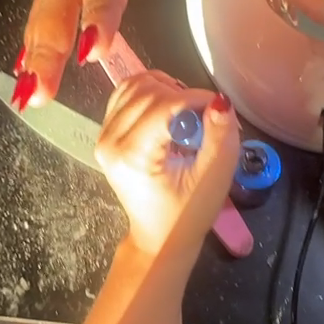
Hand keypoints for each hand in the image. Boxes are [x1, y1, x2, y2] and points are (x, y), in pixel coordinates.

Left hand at [95, 72, 239, 259]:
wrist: (158, 237)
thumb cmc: (187, 214)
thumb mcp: (213, 179)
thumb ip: (220, 138)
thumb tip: (220, 101)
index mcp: (132, 156)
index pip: (163, 105)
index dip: (195, 98)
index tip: (218, 108)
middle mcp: (110, 141)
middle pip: (147, 91)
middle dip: (182, 94)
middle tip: (204, 115)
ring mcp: (103, 136)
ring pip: (133, 86)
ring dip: (165, 88)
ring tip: (187, 112)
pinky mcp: (106, 133)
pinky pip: (125, 95)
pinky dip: (150, 92)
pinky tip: (169, 110)